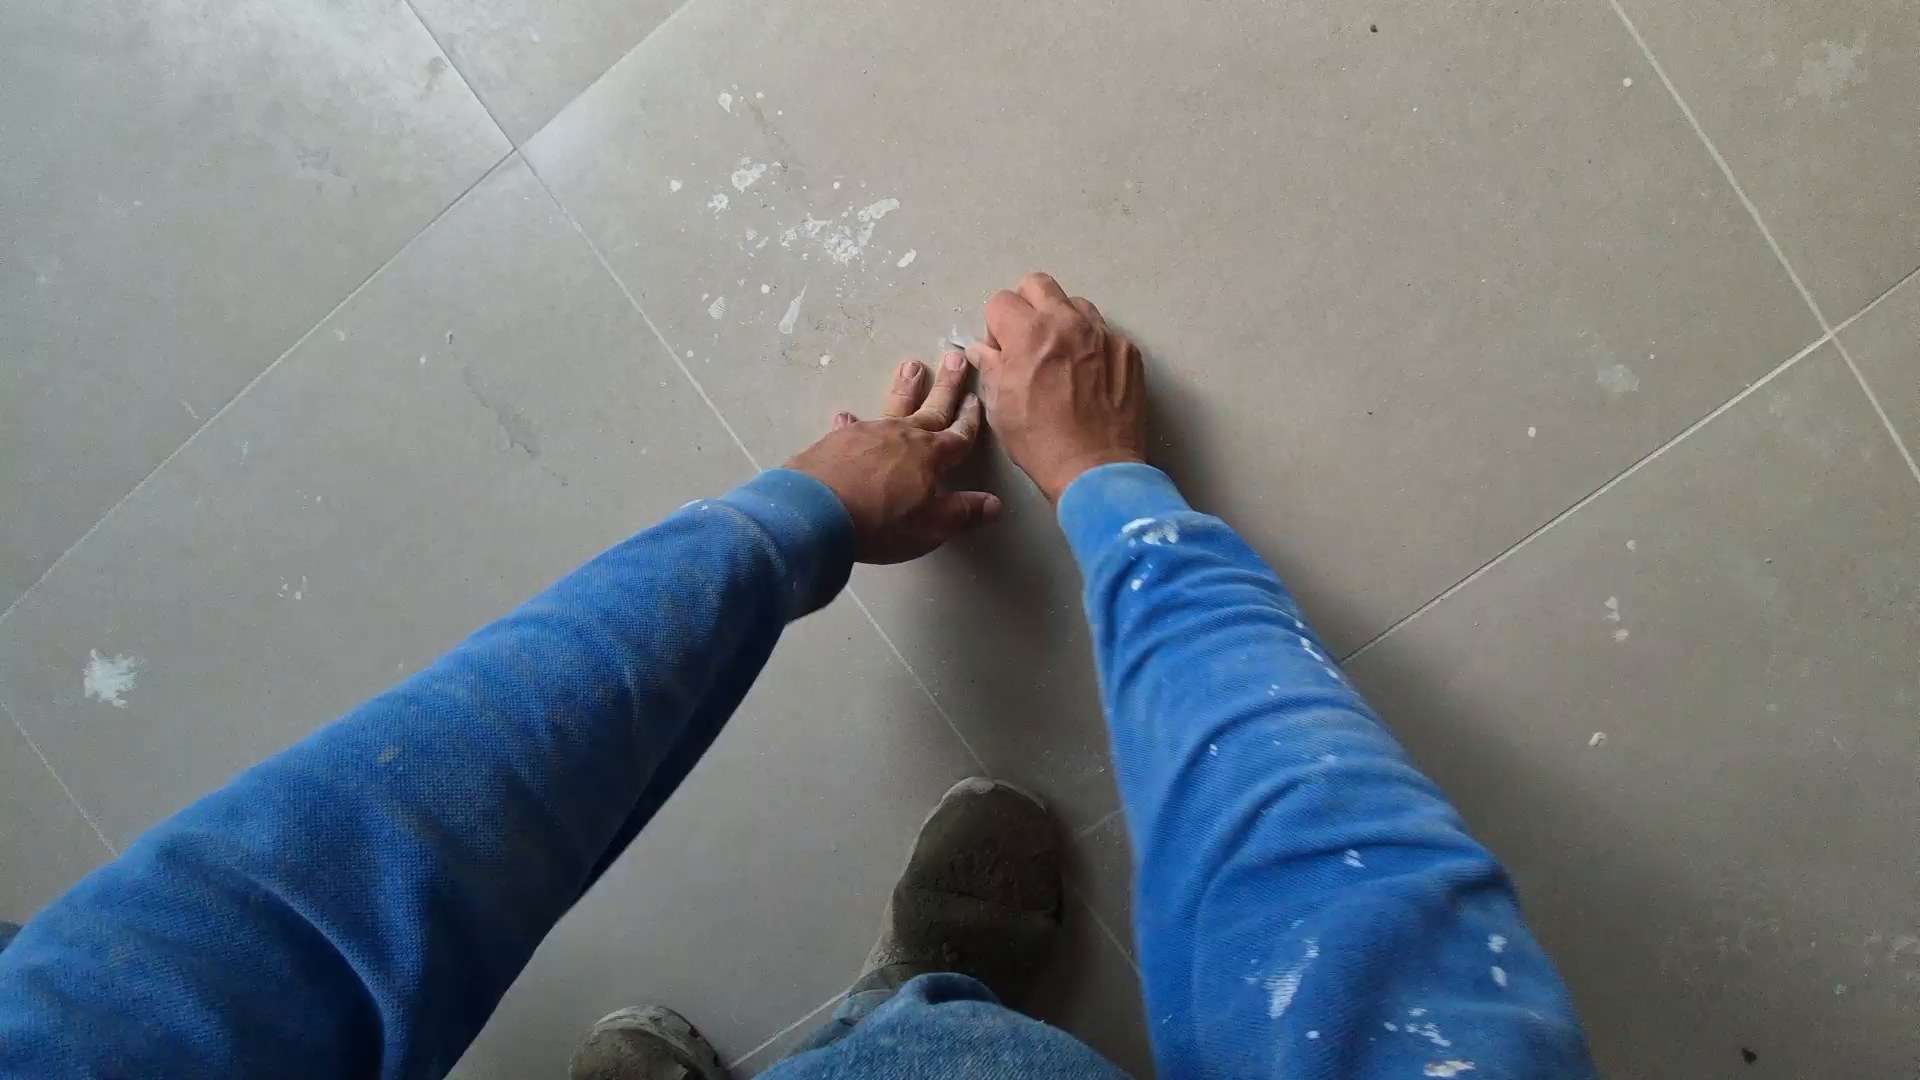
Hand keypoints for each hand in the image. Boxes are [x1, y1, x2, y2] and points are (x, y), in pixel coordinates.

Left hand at [786, 353, 1002, 563]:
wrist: (818, 512)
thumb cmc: (882, 521)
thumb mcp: (931, 525)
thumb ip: (963, 513)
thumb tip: (994, 504)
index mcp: (931, 455)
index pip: (959, 434)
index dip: (970, 419)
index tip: (976, 399)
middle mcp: (902, 436)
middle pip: (931, 407)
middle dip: (946, 386)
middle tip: (955, 357)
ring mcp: (868, 434)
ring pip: (893, 406)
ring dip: (904, 387)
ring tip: (911, 365)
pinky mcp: (838, 441)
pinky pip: (851, 426)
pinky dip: (851, 421)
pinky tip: (845, 415)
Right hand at [966, 273, 1146, 502]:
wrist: (1094, 468)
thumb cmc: (1040, 442)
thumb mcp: (999, 407)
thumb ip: (990, 367)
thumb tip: (983, 349)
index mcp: (1028, 334)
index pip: (1000, 301)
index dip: (995, 327)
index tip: (1001, 351)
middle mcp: (1067, 323)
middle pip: (1038, 285)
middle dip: (1025, 307)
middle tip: (1027, 341)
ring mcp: (1102, 334)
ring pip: (1074, 304)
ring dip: (1061, 321)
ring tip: (1061, 357)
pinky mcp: (1127, 351)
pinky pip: (1103, 332)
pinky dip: (1090, 345)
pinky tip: (1087, 376)